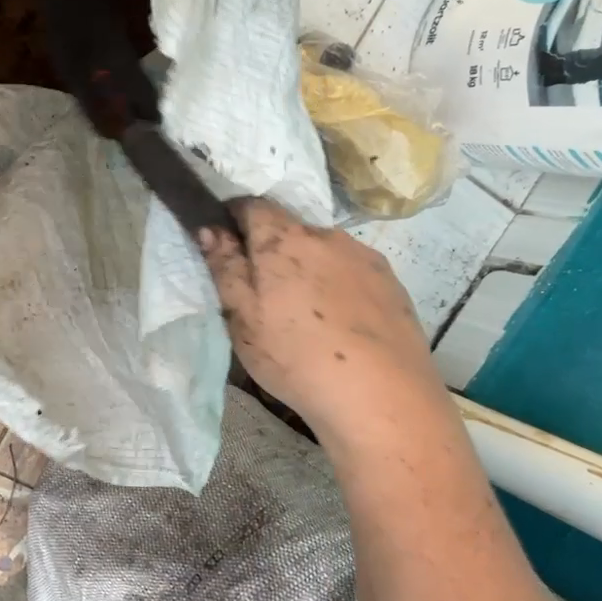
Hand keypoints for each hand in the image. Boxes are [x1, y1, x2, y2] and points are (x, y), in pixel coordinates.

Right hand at [200, 199, 448, 440]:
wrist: (380, 395)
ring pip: (323, 252)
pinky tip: (335, 324)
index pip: (252, 205)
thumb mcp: (241, 316)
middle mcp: (327, 237)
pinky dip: (336, 287)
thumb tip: (209, 227)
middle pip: (290, 230)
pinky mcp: (392, 284)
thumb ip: (224, 267)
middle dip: (271, 251)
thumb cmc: (294, 356)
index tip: (224, 246)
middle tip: (260, 294)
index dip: (233, 218)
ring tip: (302, 315)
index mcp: (283, 240)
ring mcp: (365, 258)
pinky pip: (351, 272)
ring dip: (306, 269)